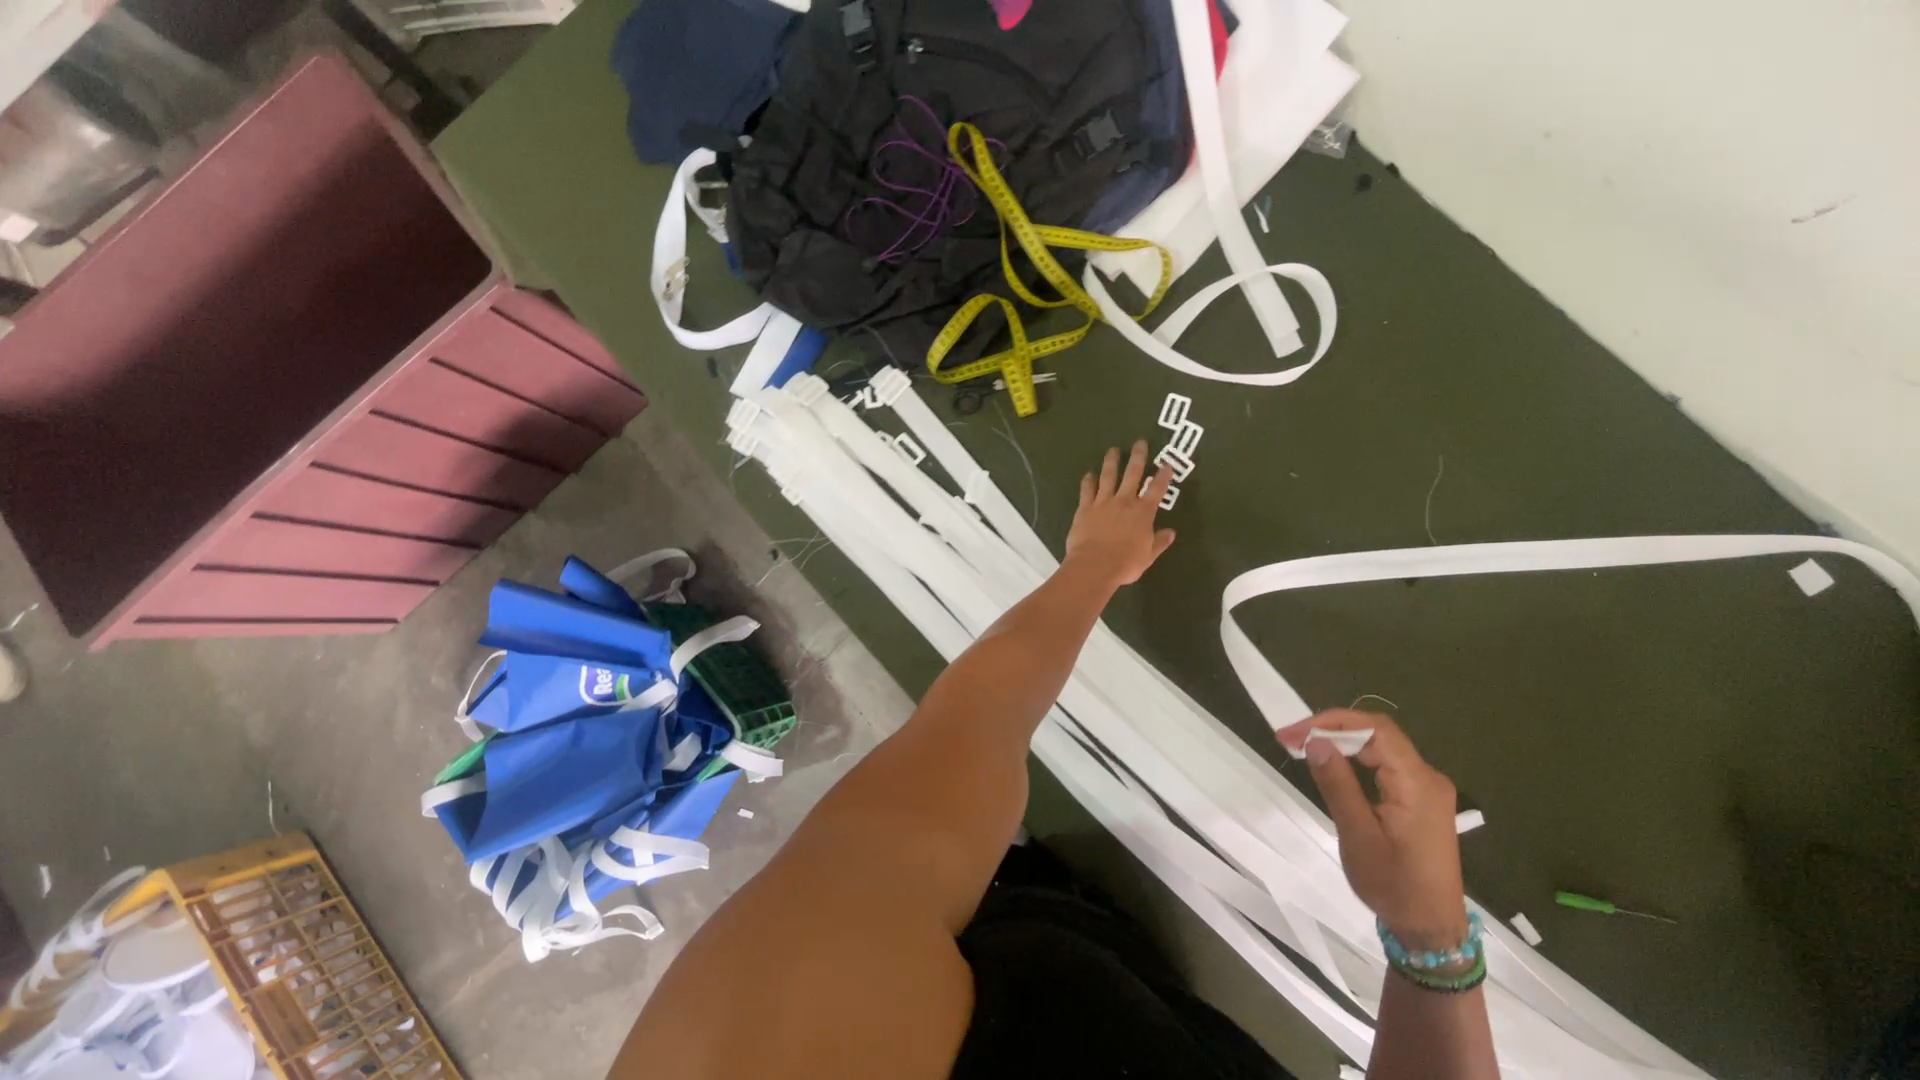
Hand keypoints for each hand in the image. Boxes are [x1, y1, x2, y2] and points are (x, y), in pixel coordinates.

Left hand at [1064, 441, 1175, 587]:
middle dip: (1138, 457)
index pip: (1157, 489)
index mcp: (1143, 512)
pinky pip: (1087, 490)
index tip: (1167, 463)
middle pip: (1132, 474)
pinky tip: (1089, 473)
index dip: (1163, 475)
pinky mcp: (1085, 508)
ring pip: (1108, 476)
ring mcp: (1103, 502)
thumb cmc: (1125, 563)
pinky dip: (1088, 480)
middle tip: (1140, 442)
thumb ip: (1159, 542)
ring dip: (1111, 461)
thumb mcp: (1148, 556)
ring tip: (1113, 450)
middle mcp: (1124, 501)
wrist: (1095, 565)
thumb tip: (1171, 532)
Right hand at [1278, 710, 1467, 952]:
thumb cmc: (1394, 885)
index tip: (1293, 733)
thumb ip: (1338, 784)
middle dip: (1332, 729)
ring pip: (1382, 748)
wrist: (1431, 928)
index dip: (1332, 721)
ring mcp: (1427, 789)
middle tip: (1290, 740)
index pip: (1376, 730)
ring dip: (1342, 742)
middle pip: (1379, 734)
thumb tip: (1316, 741)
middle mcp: (1428, 778)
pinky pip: (1387, 766)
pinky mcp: (1420, 800)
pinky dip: (1356, 759)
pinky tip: (1334, 765)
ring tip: (1303, 748)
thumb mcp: (1358, 836)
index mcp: (1417, 783)